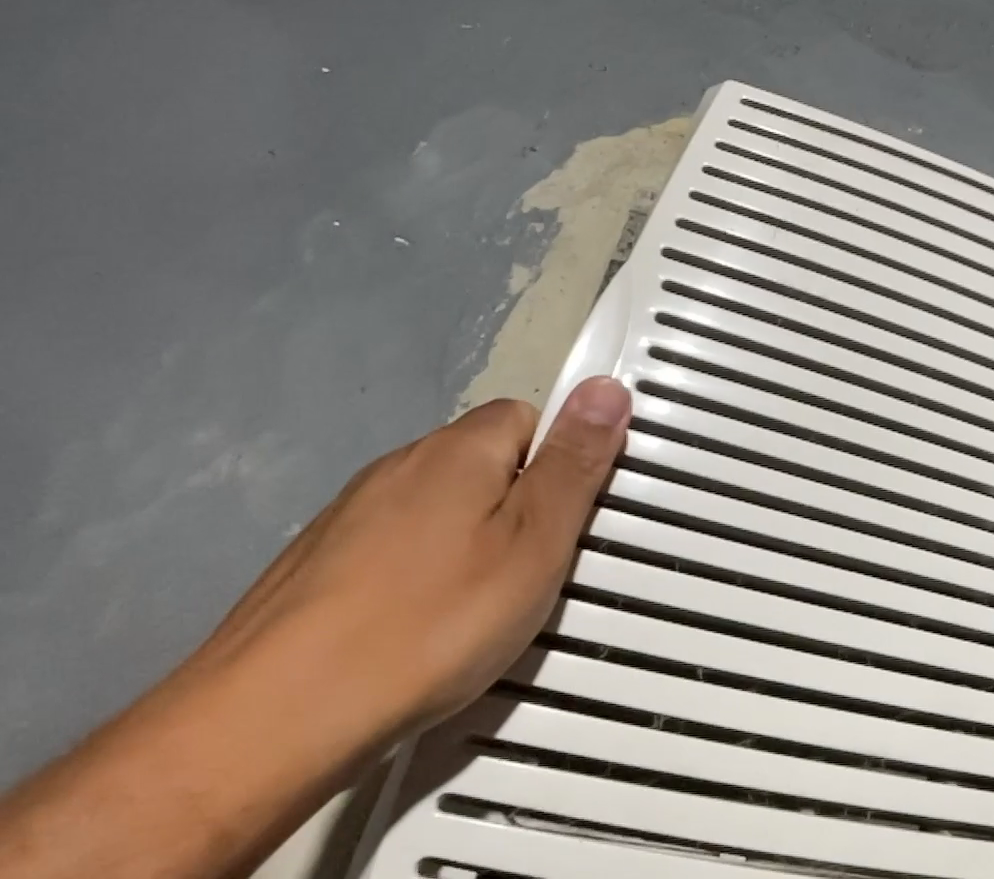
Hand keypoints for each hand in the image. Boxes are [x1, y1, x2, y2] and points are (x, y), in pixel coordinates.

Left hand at [193, 375, 632, 743]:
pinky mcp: (316, 563)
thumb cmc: (432, 623)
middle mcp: (399, 465)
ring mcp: (349, 514)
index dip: (560, 460)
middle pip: (485, 462)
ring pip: (439, 508)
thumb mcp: (535, 542)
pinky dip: (420, 574)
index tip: (568, 519)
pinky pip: (396, 547)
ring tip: (481, 607)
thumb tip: (605, 388)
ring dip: (469, 541)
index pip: (530, 416)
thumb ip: (574, 464)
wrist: (273, 721)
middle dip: (518, 504)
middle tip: (535, 570)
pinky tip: (422, 626)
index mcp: (458, 450)